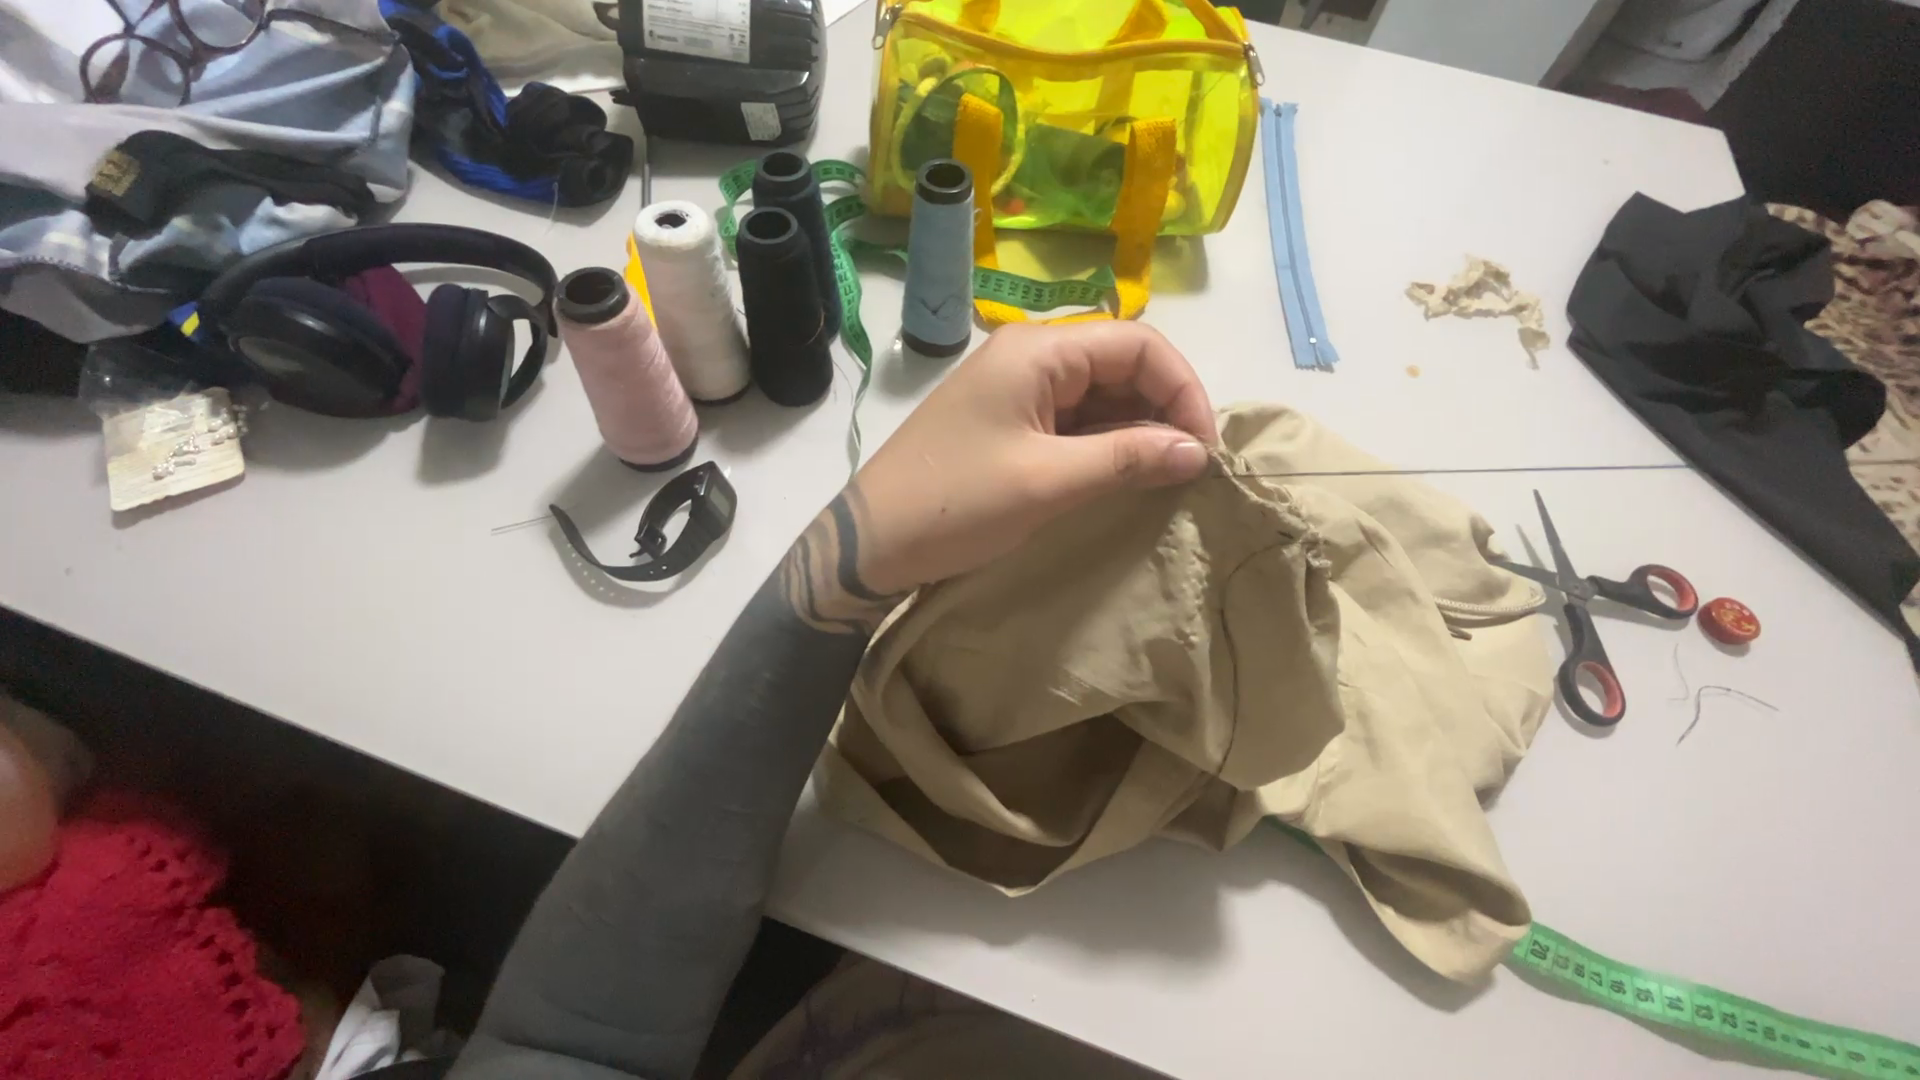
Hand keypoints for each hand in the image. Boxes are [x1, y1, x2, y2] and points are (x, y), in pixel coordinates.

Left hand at [866, 319, 1218, 585]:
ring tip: (1164, 476)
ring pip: (1099, 394)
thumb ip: (1127, 459)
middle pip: (1121, 363)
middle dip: (1163, 409)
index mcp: (1037, 351)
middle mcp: (1029, 357)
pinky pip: (1072, 420)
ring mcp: (1016, 390)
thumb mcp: (1047, 482)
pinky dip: (1103, 443)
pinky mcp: (1007, 422)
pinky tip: (1123, 475)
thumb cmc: (956, 505)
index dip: (1183, 389)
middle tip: (1188, 467)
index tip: (1204, 448)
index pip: (1138, 343)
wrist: (871, 542)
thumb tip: (1197, 451)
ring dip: (1136, 429)